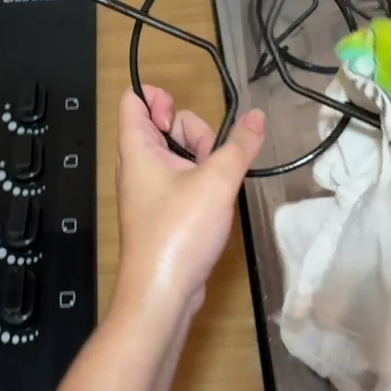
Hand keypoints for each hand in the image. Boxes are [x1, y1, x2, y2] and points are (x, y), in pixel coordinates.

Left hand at [112, 86, 264, 323]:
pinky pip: (180, 178)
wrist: (162, 294)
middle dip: (192, 132)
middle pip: (162, 124)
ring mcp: (148, 188)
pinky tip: (214, 199)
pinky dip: (198, 180)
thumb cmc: (179, 230)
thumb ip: (239, 145)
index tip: (181, 115)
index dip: (157, 96)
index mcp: (136, 147)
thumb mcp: (217, 181)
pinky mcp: (161, 210)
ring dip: (201, 158)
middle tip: (208, 157)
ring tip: (216, 182)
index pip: (133, 100)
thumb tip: (256, 117)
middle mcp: (137, 163)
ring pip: (176, 153)